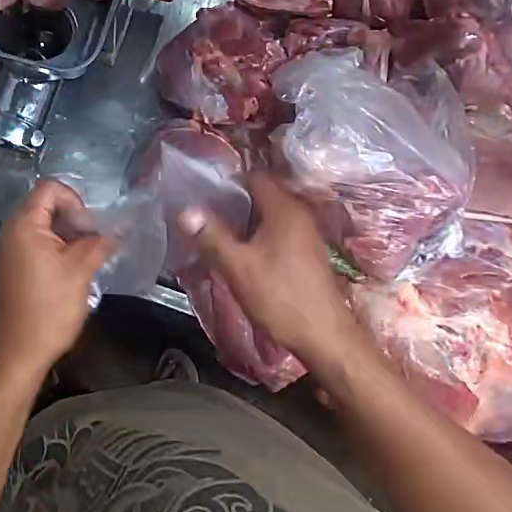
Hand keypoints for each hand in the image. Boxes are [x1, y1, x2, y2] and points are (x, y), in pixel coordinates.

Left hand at [0, 180, 113, 377]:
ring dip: (68, 234)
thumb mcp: (81, 270)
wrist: (19, 353)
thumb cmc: (49, 309)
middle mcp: (11, 232)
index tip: (89, 228)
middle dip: (74, 217)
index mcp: (24, 225)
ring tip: (86, 256)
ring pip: (44, 224)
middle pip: (46, 204)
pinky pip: (37, 242)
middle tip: (93, 241)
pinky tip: (72, 269)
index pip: (50, 188)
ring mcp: (9, 250)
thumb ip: (100, 243)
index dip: (75, 200)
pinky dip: (57, 247)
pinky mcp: (13, 266)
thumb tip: (117, 230)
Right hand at [180, 174, 370, 370]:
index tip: (206, 195)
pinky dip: (262, 236)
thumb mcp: (239, 268)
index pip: (255, 176)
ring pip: (272, 215)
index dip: (230, 182)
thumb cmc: (280, 297)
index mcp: (285, 209)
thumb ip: (212, 237)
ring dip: (248, 222)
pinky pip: (281, 231)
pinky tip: (246, 255)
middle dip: (236, 203)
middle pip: (263, 194)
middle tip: (209, 217)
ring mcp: (308, 233)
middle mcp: (300, 214)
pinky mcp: (309, 252)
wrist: (325, 334)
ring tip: (222, 236)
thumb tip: (186, 211)